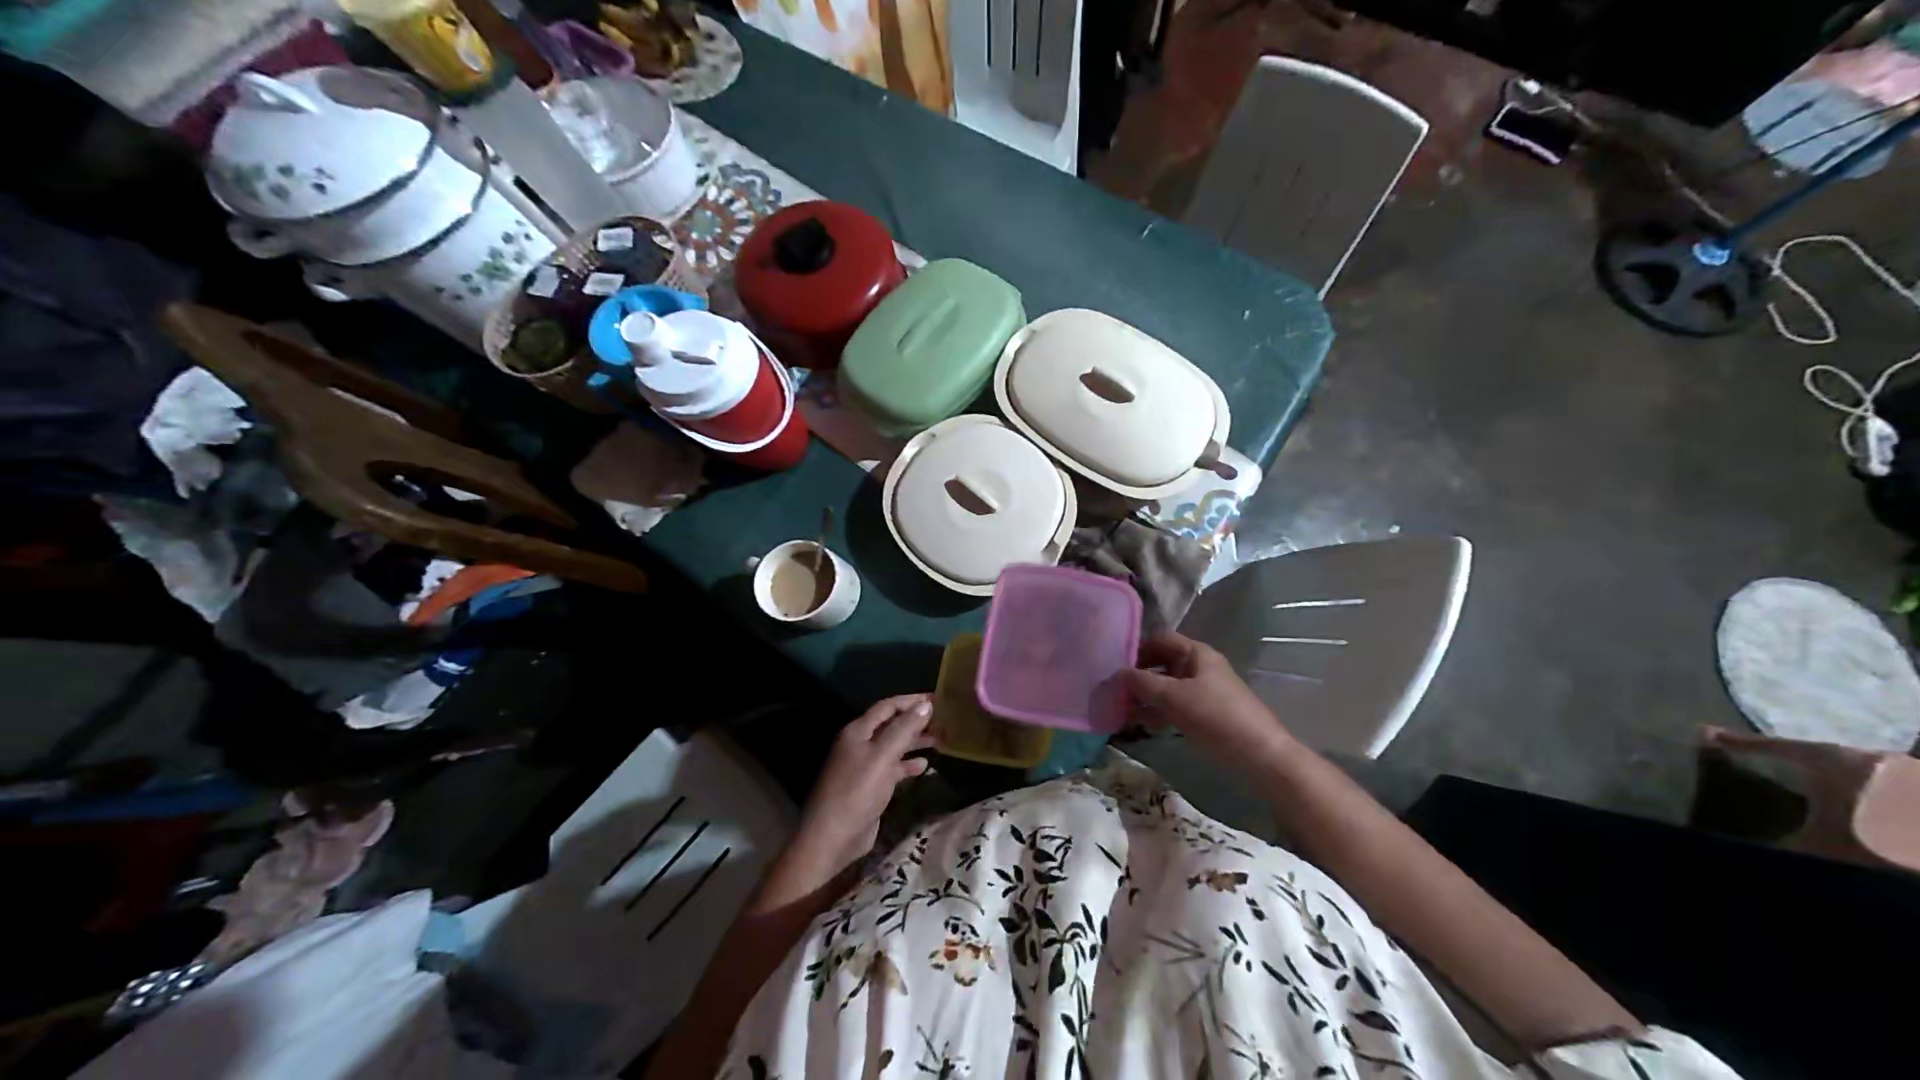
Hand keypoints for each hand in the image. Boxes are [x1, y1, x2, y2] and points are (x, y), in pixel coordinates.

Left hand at [765, 694, 933, 904]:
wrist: (834, 836)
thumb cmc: (857, 791)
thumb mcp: (882, 756)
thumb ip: (904, 729)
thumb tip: (925, 704)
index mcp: (858, 731)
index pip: (888, 706)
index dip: (911, 701)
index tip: (938, 698)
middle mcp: (860, 744)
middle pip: (891, 725)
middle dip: (916, 721)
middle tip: (944, 719)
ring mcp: (865, 766)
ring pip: (894, 746)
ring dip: (915, 742)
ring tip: (941, 739)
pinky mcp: (871, 786)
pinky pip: (893, 768)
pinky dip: (908, 765)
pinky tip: (924, 766)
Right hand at [1122, 631, 1294, 763]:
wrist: (1259, 754)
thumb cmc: (1217, 716)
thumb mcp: (1175, 697)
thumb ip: (1143, 683)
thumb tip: (1117, 674)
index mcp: (1196, 654)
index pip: (1160, 639)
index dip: (1137, 647)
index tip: (1114, 663)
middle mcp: (1197, 667)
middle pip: (1160, 662)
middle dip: (1136, 674)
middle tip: (1112, 688)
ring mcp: (1199, 691)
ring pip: (1164, 686)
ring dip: (1142, 696)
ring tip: (1118, 708)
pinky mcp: (1200, 713)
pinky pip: (1171, 705)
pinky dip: (1154, 711)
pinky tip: (1136, 722)